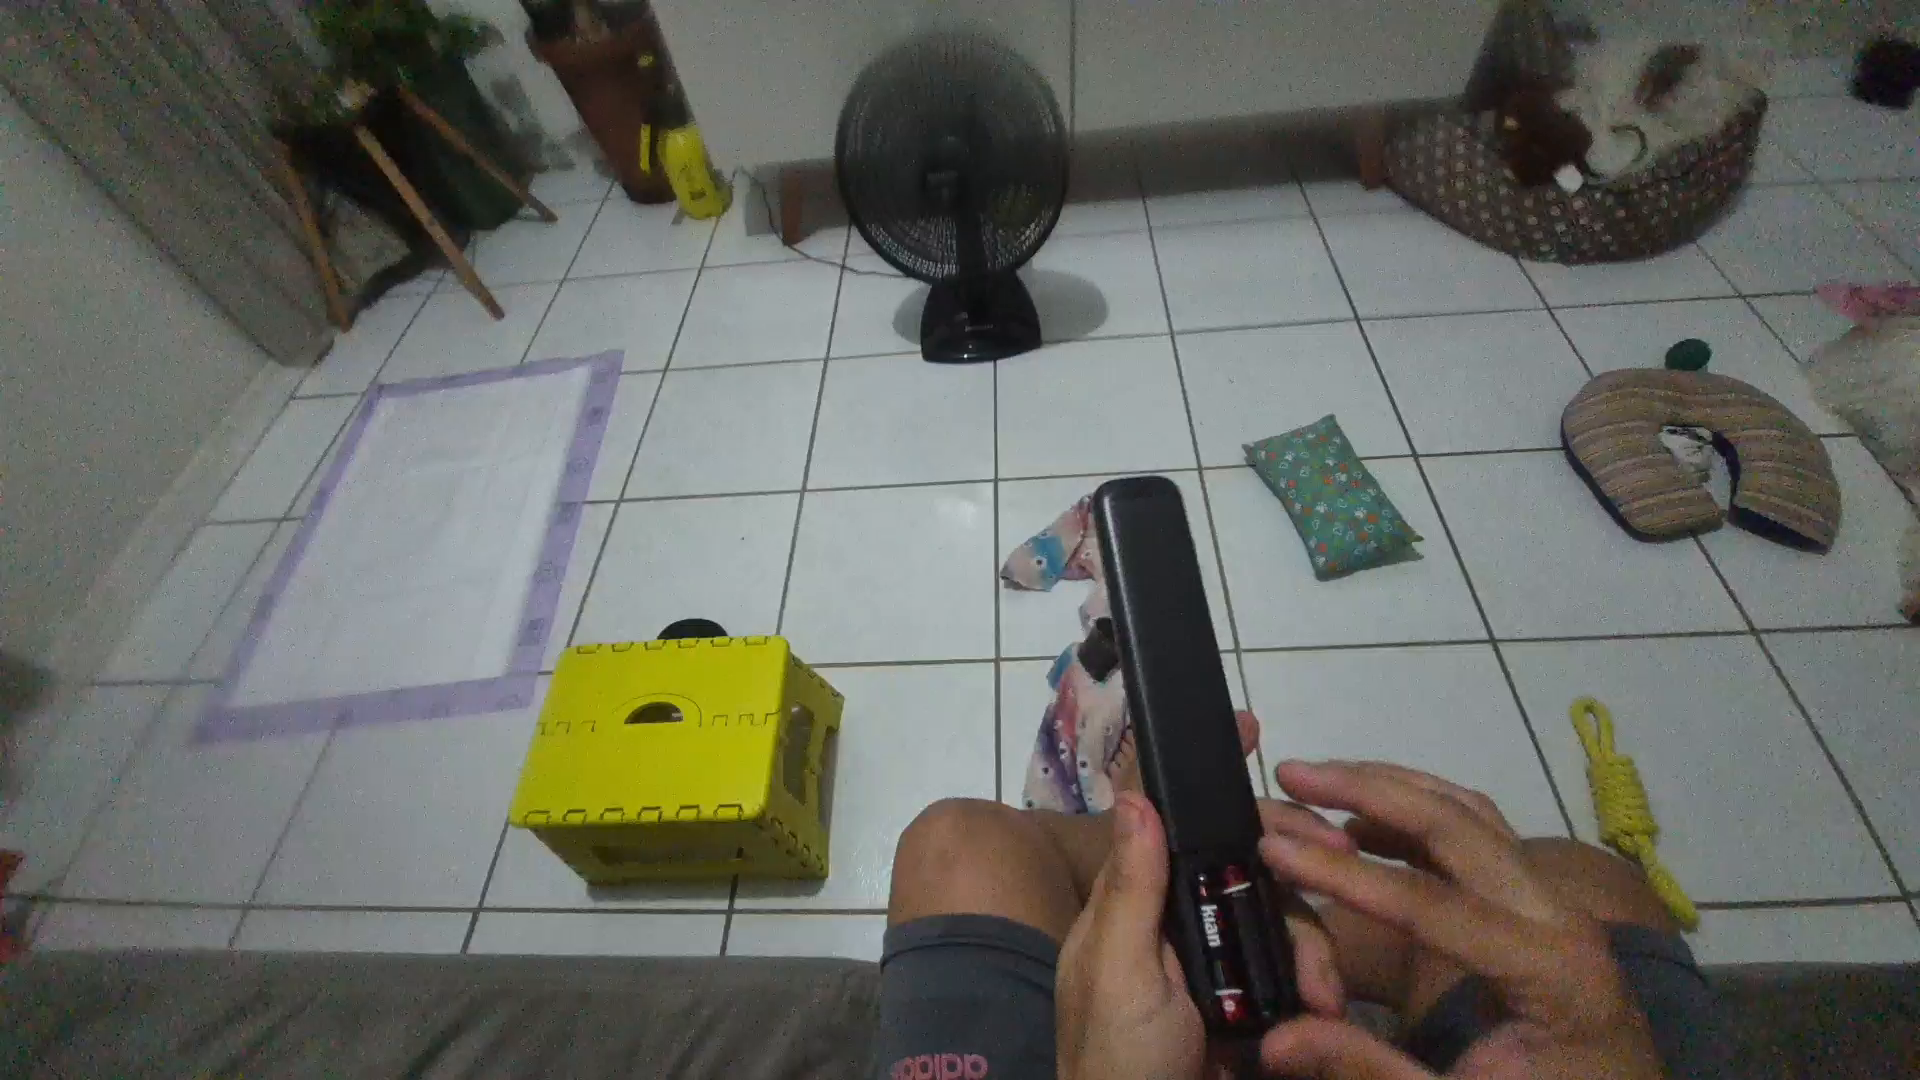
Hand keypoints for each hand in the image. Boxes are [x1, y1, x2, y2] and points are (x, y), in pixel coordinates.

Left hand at [1056, 793, 1348, 1079]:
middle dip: (1291, 847)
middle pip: (1241, 851)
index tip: (1247, 727)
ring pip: (1278, 905)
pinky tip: (1325, 1002)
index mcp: (1138, 889)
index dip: (1203, 769)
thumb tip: (1138, 796)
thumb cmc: (1116, 1052)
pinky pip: (1293, 959)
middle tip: (1339, 849)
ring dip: (1311, 934)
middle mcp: (1179, 907)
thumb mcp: (1117, 966)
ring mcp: (1217, 949)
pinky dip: (1314, 973)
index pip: (1167, 812)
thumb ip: (1130, 886)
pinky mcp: (1252, 991)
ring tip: (1324, 988)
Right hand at [1256, 761, 1667, 1079]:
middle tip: (1288, 774)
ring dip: (1385, 783)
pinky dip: (1409, 805)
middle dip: (1363, 788)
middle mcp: (1560, 917)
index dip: (1343, 875)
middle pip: (1453, 824)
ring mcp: (1551, 899)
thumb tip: (1273, 1042)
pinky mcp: (1533, 897)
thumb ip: (1366, 1069)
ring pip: (1462, 808)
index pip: (1429, 903)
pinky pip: (1469, 826)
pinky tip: (1359, 818)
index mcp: (1554, 975)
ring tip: (1314, 777)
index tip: (1270, 848)